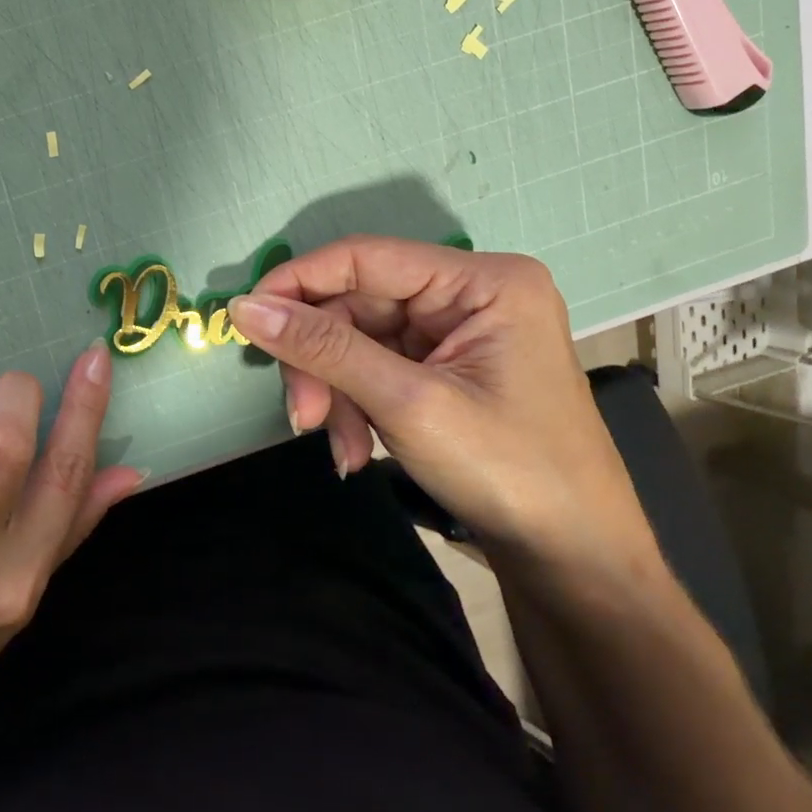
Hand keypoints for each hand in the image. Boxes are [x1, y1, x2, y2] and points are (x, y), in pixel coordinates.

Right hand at [228, 237, 662, 575]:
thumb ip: (323, 349)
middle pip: (351, 307)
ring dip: (333, 395)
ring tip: (343, 448)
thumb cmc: (508, 469)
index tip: (242, 321)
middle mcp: (465, 296)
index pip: (362, 258)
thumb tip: (242, 307)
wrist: (569, 553)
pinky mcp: (437, 369)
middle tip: (303, 417)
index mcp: (482, 283)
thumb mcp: (406, 403)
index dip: (296, 283)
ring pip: (351, 342)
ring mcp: (450, 334)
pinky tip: (356, 448)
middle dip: (320, 364)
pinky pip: (367, 371)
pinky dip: (351, 407)